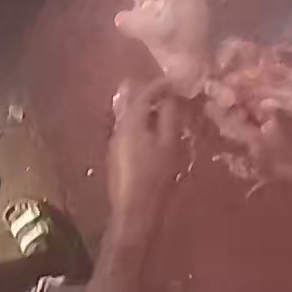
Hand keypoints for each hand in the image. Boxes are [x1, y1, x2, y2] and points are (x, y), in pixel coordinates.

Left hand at [105, 78, 184, 240]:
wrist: (134, 210)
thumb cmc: (155, 175)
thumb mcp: (169, 143)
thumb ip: (170, 116)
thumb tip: (171, 97)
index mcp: (131, 121)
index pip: (146, 93)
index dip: (162, 85)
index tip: (177, 82)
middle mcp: (118, 127)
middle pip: (131, 101)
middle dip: (148, 93)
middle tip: (167, 90)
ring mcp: (114, 142)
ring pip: (128, 115)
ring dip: (144, 108)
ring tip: (162, 109)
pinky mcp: (116, 155)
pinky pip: (128, 128)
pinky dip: (141, 122)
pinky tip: (152, 131)